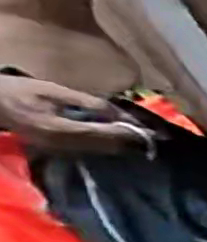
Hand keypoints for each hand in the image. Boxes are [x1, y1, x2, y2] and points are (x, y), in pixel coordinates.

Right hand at [0, 76, 142, 152]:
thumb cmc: (15, 90)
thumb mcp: (53, 91)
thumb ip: (91, 104)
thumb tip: (124, 116)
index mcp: (61, 129)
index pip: (108, 135)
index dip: (132, 133)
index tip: (154, 132)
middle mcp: (62, 144)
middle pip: (109, 146)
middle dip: (132, 141)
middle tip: (153, 135)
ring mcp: (58, 149)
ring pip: (101, 151)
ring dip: (122, 144)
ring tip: (139, 136)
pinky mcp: (56, 150)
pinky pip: (89, 150)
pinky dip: (106, 145)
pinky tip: (116, 138)